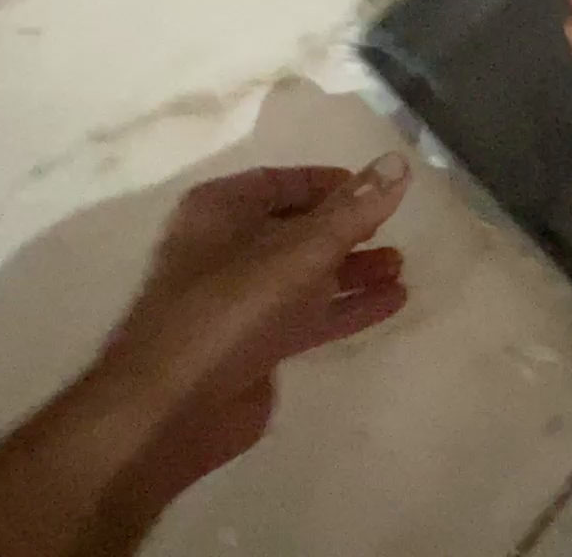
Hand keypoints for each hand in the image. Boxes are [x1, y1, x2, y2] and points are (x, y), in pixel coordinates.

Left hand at [97, 154, 411, 497]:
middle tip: (394, 228)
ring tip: (400, 266)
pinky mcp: (255, 342)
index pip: (284, 181)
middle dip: (349, 229)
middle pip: (300, 227)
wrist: (171, 410)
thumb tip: (399, 161)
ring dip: (354, 268)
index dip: (331, 182)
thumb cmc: (234, 306)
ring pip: (308, 272)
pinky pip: (310, 313)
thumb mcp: (304, 248)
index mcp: (223, 210)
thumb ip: (356, 207)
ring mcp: (241, 298)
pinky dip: (347, 305)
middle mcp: (228, 247)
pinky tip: (393, 301)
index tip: (377, 188)